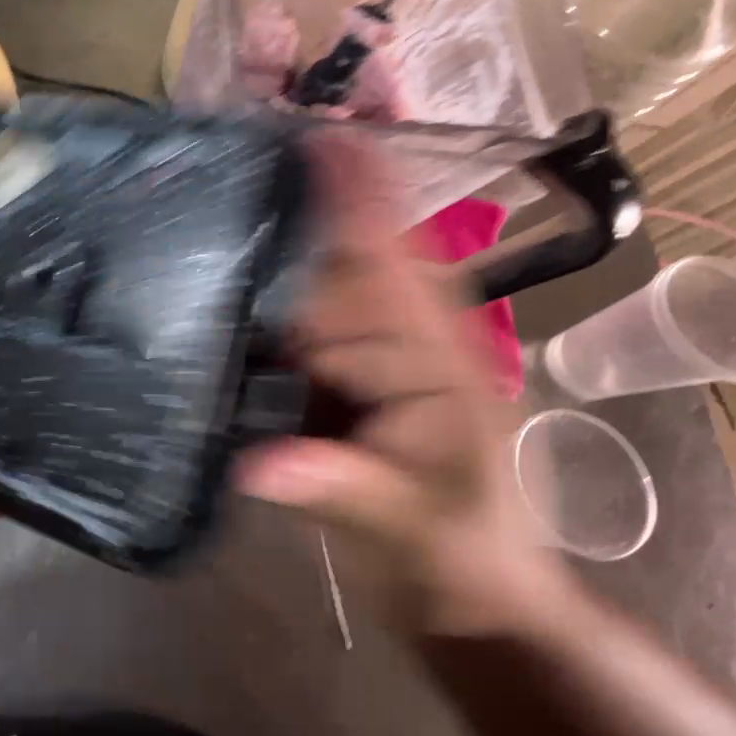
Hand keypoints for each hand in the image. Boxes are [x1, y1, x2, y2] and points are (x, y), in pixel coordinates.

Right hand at [235, 138, 574, 635]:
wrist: (481, 599)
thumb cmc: (454, 558)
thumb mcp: (400, 525)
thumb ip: (333, 486)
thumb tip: (254, 463)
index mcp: (429, 368)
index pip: (378, 281)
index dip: (354, 209)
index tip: (330, 143)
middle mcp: (415, 348)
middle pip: (371, 265)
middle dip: (342, 199)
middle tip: (289, 136)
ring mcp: (398, 363)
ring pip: (360, 287)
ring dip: (333, 226)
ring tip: (290, 170)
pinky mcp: (376, 383)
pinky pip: (340, 323)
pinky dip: (318, 280)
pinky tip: (279, 262)